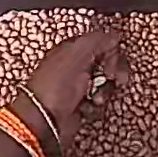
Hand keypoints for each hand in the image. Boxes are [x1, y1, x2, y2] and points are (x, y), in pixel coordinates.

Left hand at [23, 28, 128, 144]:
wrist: (43, 120)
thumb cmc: (53, 86)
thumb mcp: (76, 54)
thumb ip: (96, 40)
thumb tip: (113, 36)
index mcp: (72, 49)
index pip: (101, 43)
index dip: (111, 51)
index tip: (111, 61)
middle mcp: (76, 66)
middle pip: (107, 63)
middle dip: (114, 71)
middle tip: (111, 77)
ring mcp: (79, 87)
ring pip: (106, 84)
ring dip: (106, 91)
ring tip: (96, 98)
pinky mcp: (81, 105)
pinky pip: (100, 102)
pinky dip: (97, 105)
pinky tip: (88, 107)